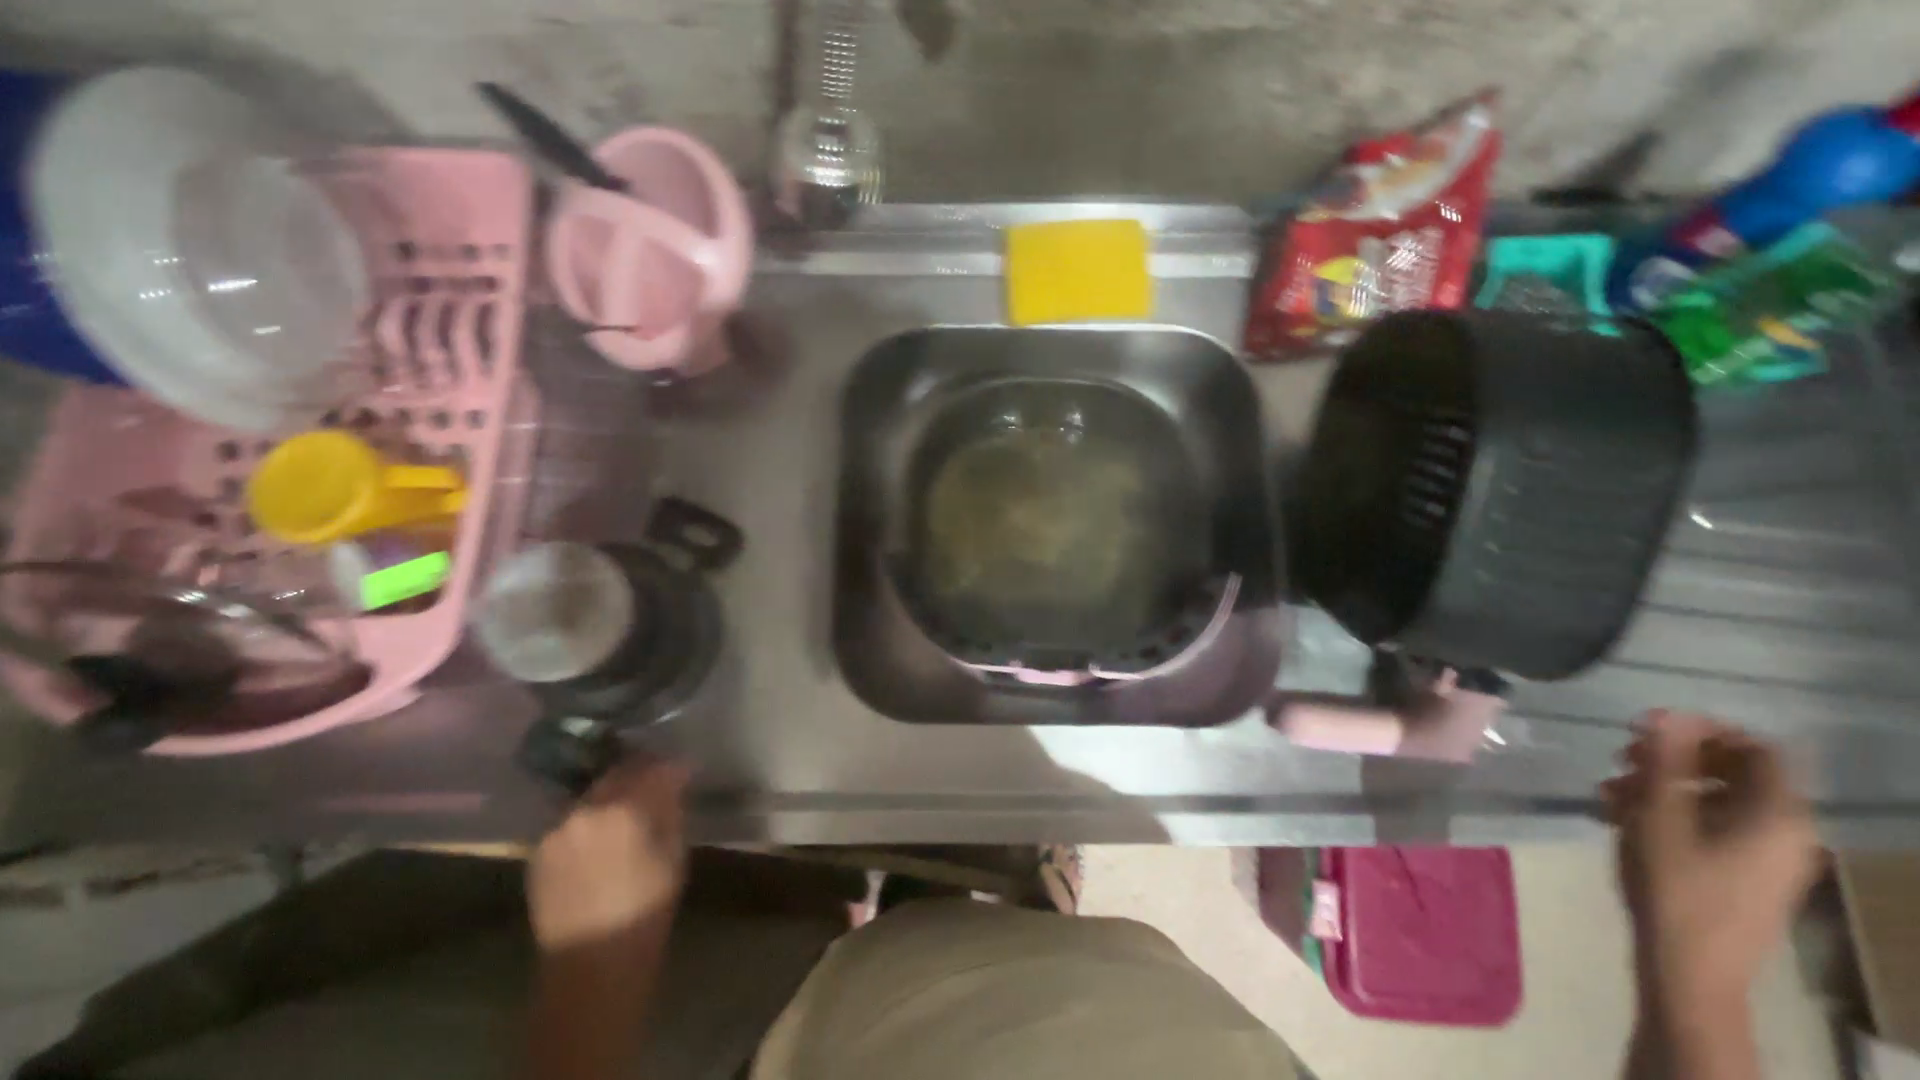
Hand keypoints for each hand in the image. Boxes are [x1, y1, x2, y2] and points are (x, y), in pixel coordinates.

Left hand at [527, 759, 689, 953]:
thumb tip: (673, 786)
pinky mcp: (540, 847)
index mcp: (625, 810)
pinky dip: (590, 818)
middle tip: (660, 781)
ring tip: (629, 807)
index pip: (656, 769)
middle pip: (619, 773)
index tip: (687, 771)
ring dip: (614, 793)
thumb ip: (672, 813)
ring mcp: (558, 827)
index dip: (675, 768)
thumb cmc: (646, 913)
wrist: (590, 963)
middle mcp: (586, 809)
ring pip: (593, 794)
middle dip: (642, 773)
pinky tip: (602, 835)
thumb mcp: (674, 859)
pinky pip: (572, 818)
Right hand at [1602, 711, 1818, 1002]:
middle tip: (1621, 758)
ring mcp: (1770, 856)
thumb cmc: (1675, 887)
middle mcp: (1786, 830)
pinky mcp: (1748, 874)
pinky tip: (1624, 820)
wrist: (1690, 970)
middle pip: (1735, 772)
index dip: (1702, 729)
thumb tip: (1667, 714)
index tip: (1645, 729)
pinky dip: (1673, 813)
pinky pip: (1715, 825)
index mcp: (1778, 813)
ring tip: (1610, 793)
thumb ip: (1664, 762)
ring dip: (1663, 786)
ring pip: (1717, 799)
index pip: (1755, 747)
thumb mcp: (1660, 816)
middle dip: (1673, 759)